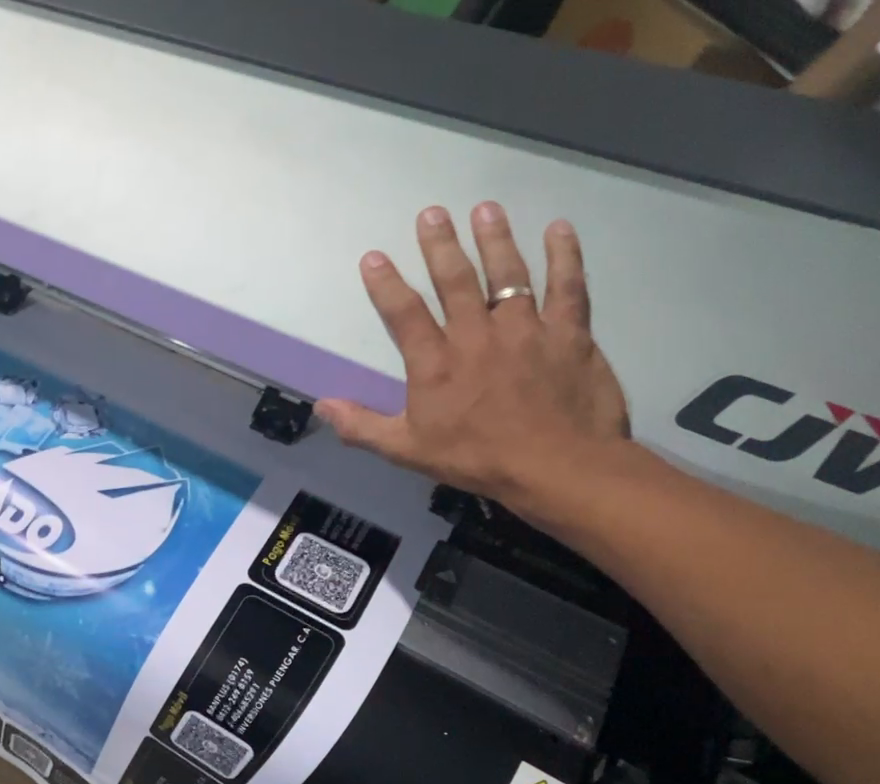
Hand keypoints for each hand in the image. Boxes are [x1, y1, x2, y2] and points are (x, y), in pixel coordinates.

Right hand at [316, 203, 630, 513]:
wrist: (558, 466)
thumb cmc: (476, 459)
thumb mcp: (406, 449)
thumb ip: (361, 426)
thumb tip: (321, 406)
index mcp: (436, 363)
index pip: (404, 314)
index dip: (386, 284)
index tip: (374, 256)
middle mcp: (478, 336)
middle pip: (456, 281)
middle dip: (440, 245)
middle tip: (431, 213)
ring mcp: (527, 331)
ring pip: (509, 275)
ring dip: (495, 239)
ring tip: (485, 209)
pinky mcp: (570, 335)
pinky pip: (568, 288)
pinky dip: (564, 257)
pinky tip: (559, 230)